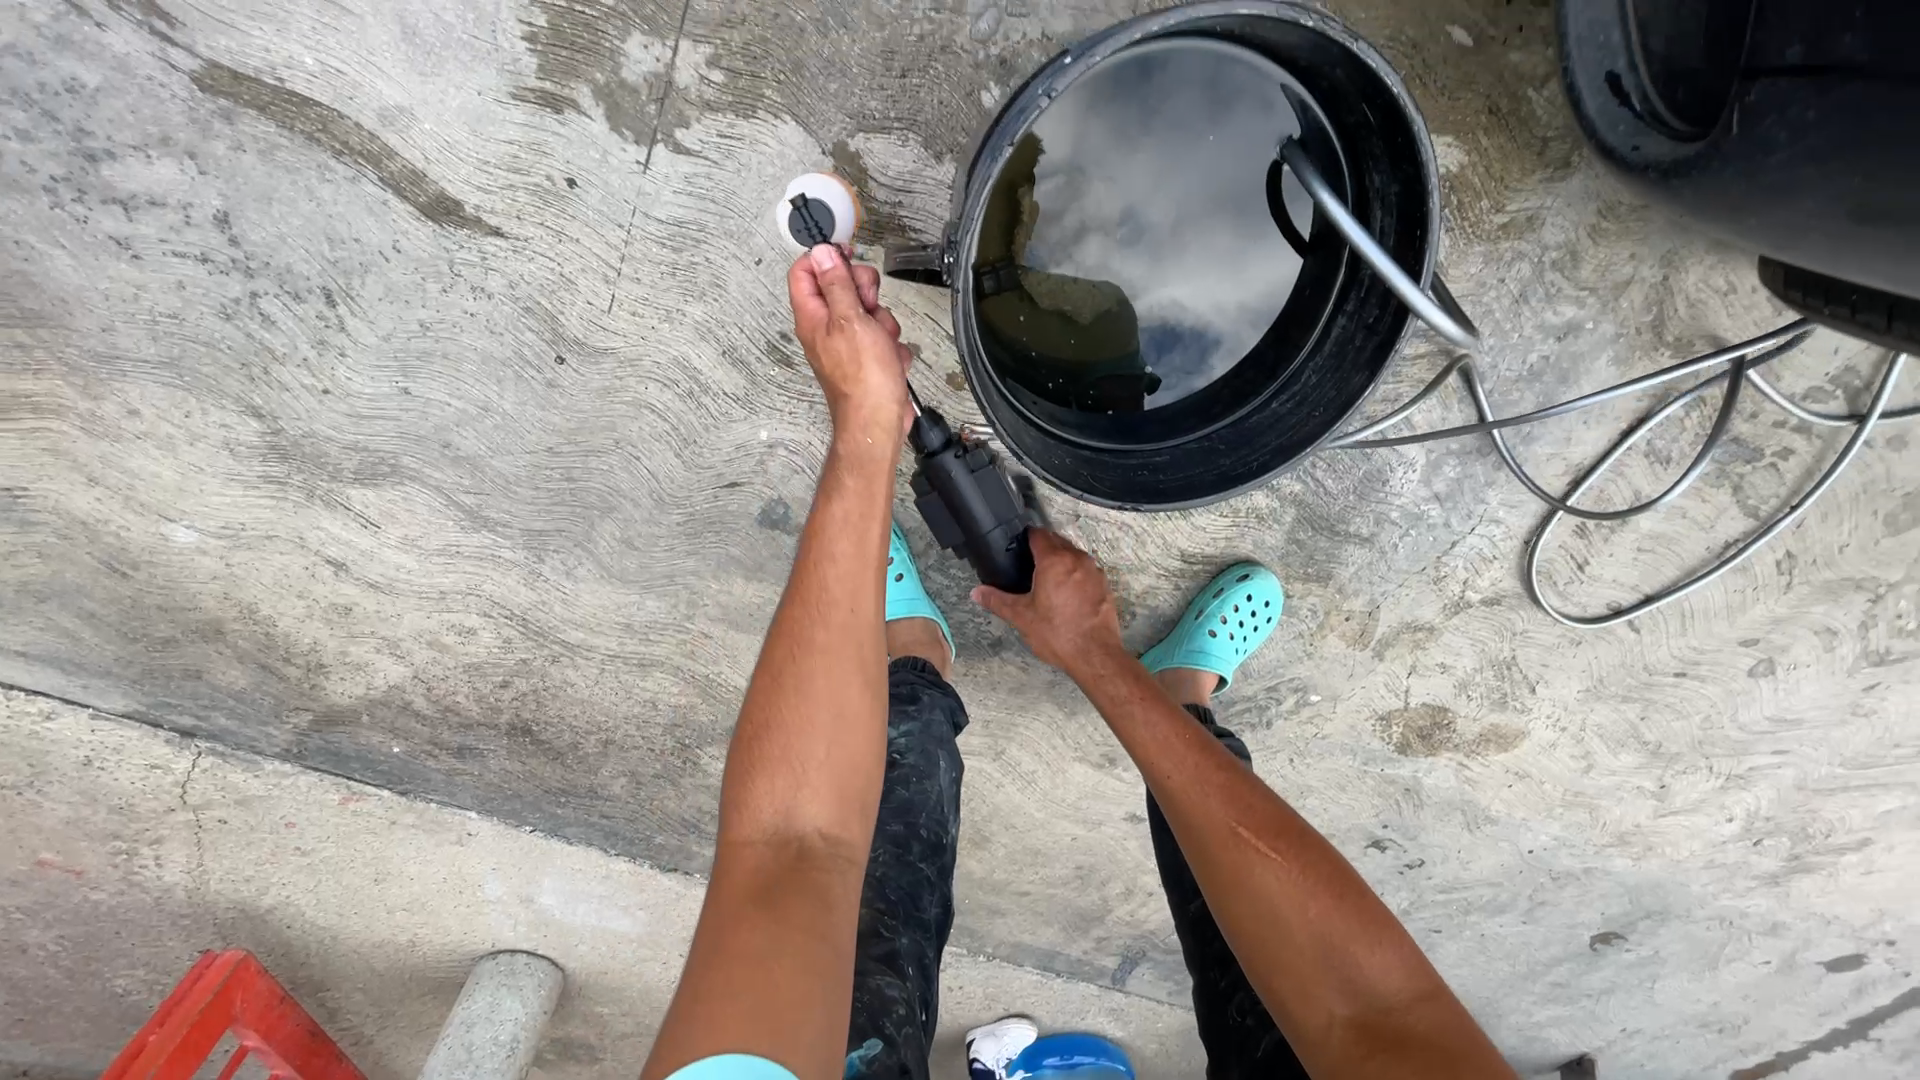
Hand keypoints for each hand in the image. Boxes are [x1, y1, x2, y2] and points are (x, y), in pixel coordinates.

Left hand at [788, 244, 913, 439]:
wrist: (878, 422)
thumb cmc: (863, 380)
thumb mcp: (851, 320)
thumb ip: (837, 284)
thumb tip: (822, 253)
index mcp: (812, 317)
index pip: (805, 270)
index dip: (826, 257)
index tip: (849, 257)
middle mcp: (825, 329)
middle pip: (842, 287)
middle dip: (865, 292)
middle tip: (869, 306)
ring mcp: (846, 344)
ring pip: (868, 312)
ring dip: (883, 323)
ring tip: (881, 342)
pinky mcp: (866, 358)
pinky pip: (882, 337)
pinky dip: (890, 346)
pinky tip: (889, 360)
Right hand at [972, 529, 1125, 677]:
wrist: (1094, 655)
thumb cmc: (1060, 635)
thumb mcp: (1021, 617)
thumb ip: (997, 601)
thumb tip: (978, 593)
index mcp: (1054, 562)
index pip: (1038, 535)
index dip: (1027, 536)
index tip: (1020, 542)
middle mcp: (1077, 560)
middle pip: (1057, 541)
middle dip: (1043, 546)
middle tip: (1029, 559)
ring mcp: (1094, 572)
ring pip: (1074, 554)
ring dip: (1061, 558)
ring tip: (1047, 576)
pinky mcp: (1104, 585)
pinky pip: (1087, 570)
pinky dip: (1075, 573)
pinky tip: (1066, 591)